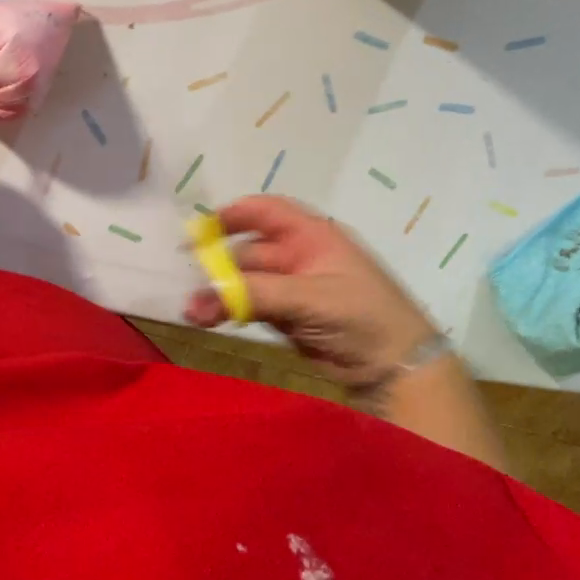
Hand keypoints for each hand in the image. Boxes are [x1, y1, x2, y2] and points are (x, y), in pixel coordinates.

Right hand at [184, 195, 437, 389]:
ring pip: (243, 281)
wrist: (394, 367)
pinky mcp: (285, 316)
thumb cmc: (361, 317)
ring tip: (192, 310)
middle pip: (246, 250)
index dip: (232, 215)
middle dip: (216, 266)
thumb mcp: (307, 299)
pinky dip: (228, 310)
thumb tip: (192, 303)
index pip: (266, 212)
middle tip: (184, 284)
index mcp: (313, 237)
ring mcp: (291, 288)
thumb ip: (250, 297)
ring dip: (219, 292)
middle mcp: (299, 257)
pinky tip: (207, 319)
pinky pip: (248, 306)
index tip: (197, 231)